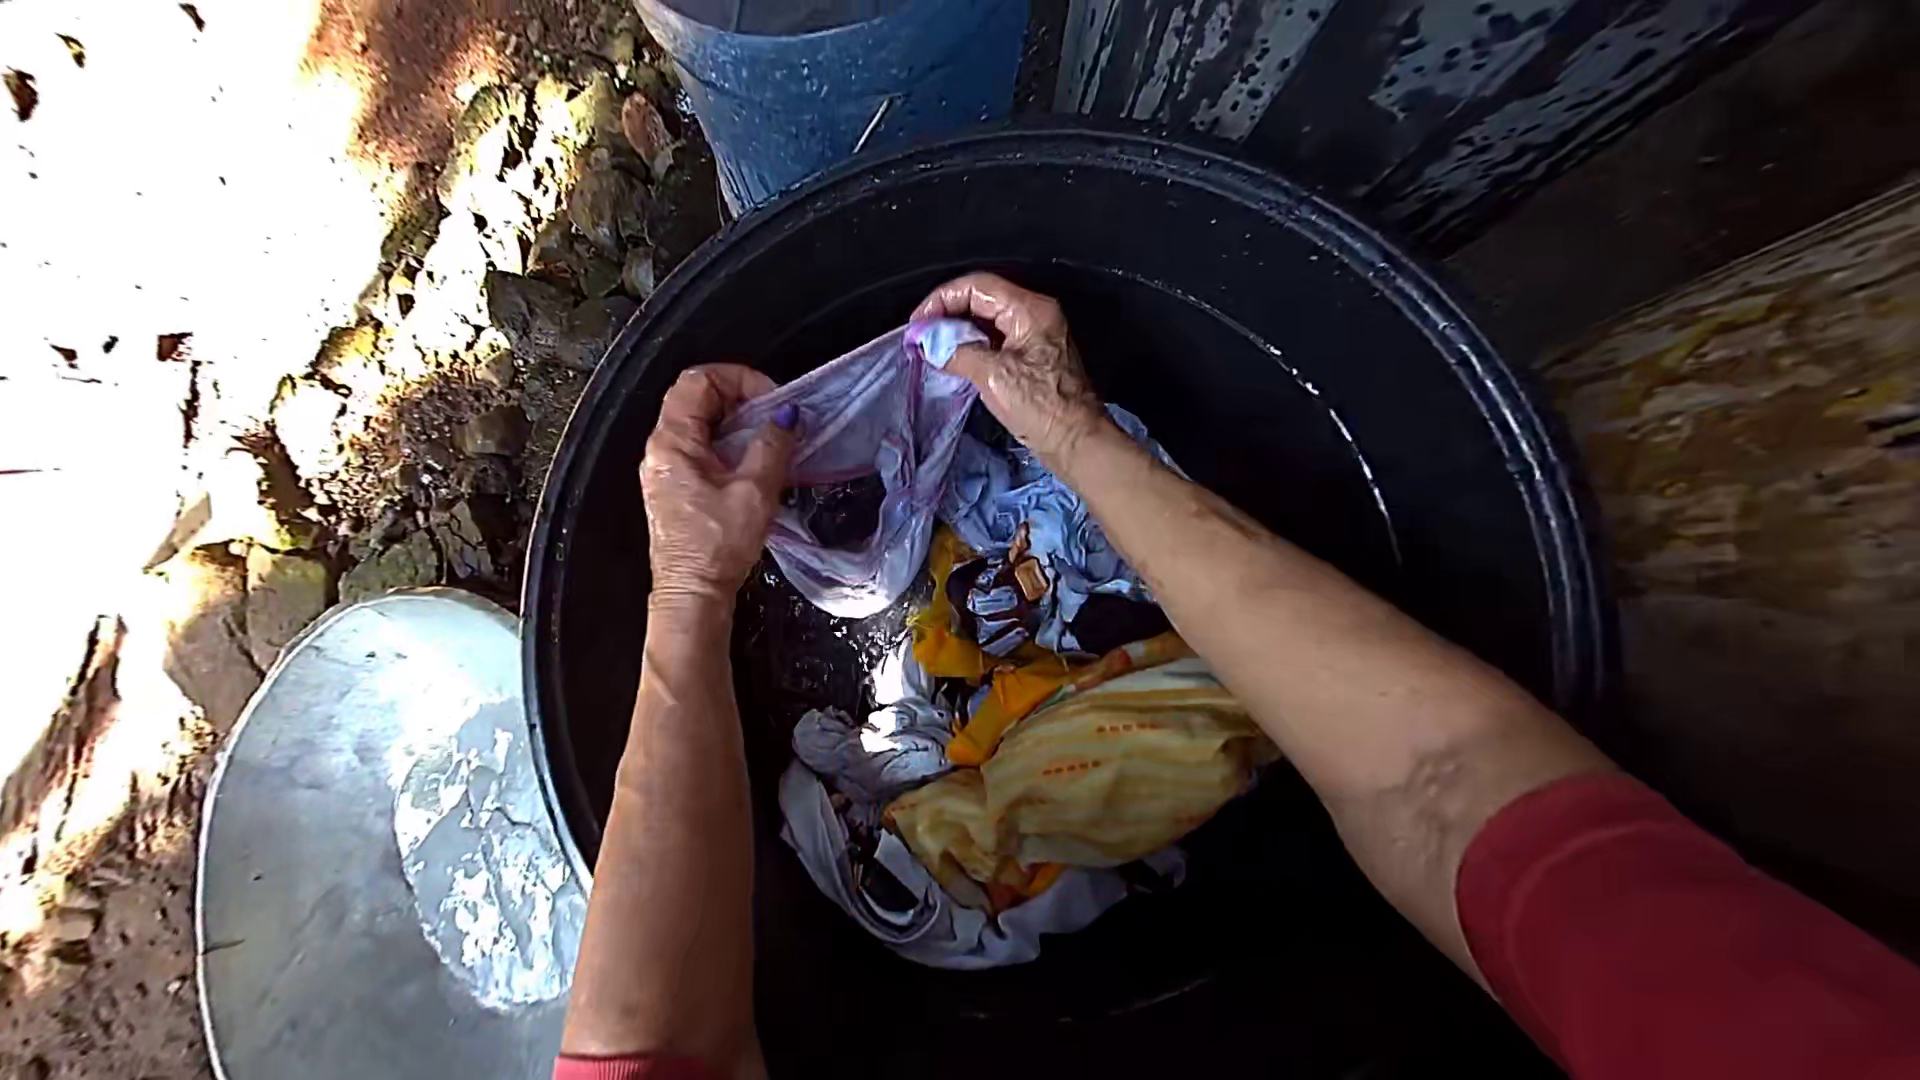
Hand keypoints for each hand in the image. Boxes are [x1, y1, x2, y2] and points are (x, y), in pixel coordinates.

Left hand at [640, 364, 796, 607]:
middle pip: (696, 397)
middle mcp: (661, 449)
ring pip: (700, 422)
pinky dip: (730, 442)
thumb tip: (788, 415)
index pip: (697, 381)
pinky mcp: (678, 486)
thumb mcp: (755, 491)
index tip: (772, 400)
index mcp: (672, 443)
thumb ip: (773, 446)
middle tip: (775, 416)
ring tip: (771, 438)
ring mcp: (667, 468)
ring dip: (738, 421)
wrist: (694, 592)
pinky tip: (756, 461)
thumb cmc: (720, 545)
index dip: (738, 379)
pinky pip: (702, 447)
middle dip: (740, 397)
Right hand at [913, 272, 1108, 465]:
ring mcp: (1035, 337)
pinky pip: (996, 340)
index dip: (942, 299)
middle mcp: (1035, 315)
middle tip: (921, 336)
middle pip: (982, 299)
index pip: (977, 286)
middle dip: (947, 314)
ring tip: (932, 348)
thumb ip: (957, 352)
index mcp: (1030, 310)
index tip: (918, 323)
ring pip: (987, 320)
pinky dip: (973, 346)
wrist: (1076, 441)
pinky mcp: (1032, 358)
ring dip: (958, 331)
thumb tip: (929, 343)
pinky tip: (954, 360)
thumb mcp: (994, 376)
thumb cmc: (1042, 409)